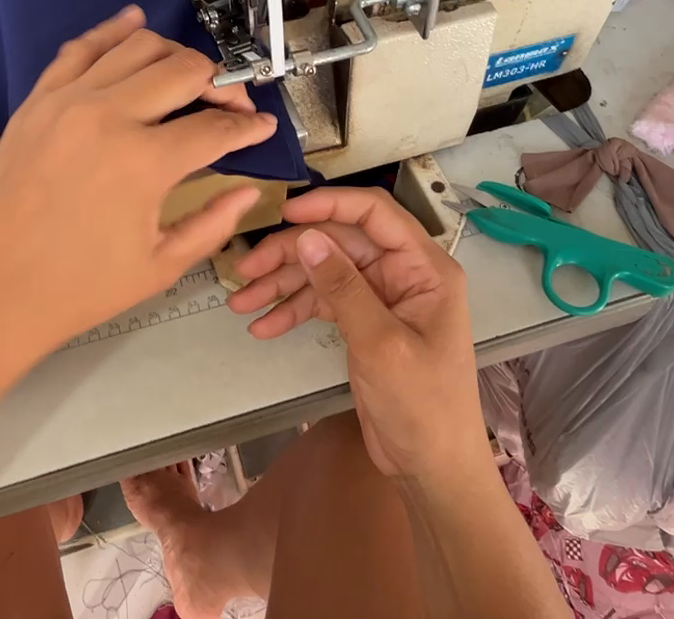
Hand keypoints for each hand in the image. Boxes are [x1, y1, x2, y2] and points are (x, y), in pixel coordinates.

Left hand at [0, 6, 277, 357]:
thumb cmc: (79, 289)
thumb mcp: (160, 267)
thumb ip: (213, 223)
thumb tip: (248, 190)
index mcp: (144, 163)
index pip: (215, 127)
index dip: (248, 128)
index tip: (262, 129)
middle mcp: (108, 116)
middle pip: (183, 71)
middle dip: (220, 83)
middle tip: (230, 104)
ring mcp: (67, 101)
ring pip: (137, 47)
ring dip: (175, 55)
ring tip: (189, 77)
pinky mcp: (37, 101)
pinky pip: (80, 49)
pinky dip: (111, 31)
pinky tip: (133, 23)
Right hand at [228, 188, 487, 481]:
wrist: (432, 469)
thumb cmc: (423, 405)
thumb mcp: (380, 343)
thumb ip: (342, 286)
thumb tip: (306, 237)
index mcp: (423, 267)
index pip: (374, 214)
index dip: (329, 204)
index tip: (285, 213)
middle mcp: (402, 273)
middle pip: (339, 243)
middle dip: (291, 254)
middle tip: (245, 270)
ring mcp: (380, 297)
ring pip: (323, 271)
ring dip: (283, 284)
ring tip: (241, 302)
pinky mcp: (362, 322)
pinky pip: (322, 302)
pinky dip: (293, 311)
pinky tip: (263, 326)